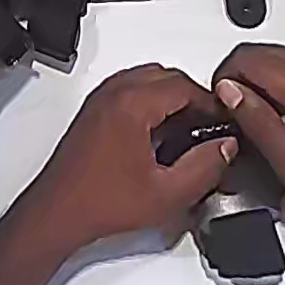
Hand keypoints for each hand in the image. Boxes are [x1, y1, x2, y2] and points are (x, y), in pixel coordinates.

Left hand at [13, 64, 236, 255]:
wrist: (60, 210)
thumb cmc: (100, 201)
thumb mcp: (167, 194)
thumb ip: (204, 167)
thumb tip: (224, 148)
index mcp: (131, 105)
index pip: (182, 85)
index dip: (210, 102)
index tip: (223, 121)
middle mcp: (113, 93)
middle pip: (164, 75)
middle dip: (192, 95)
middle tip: (209, 123)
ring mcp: (101, 98)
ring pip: (146, 78)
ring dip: (170, 94)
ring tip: (188, 127)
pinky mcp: (94, 109)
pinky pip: (129, 87)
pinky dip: (149, 98)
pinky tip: (159, 130)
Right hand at [212, 44, 284, 244]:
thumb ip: (258, 123)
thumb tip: (228, 92)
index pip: (244, 59)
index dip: (223, 81)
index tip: (222, 109)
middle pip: (255, 52)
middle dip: (234, 77)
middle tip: (232, 114)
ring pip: (271, 57)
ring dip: (252, 79)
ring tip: (252, 118)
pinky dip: (272, 82)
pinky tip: (275, 116)